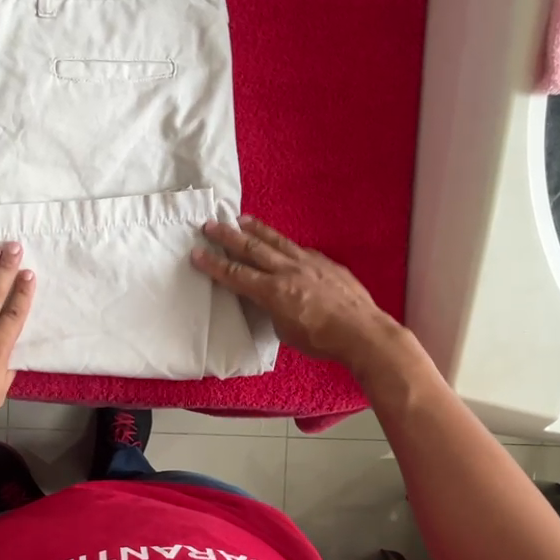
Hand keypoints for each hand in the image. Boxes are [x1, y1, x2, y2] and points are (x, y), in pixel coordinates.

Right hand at [191, 217, 407, 374]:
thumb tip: (271, 302)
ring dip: (256, 230)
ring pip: (277, 241)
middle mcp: (287, 271)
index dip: (213, 264)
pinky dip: (285, 245)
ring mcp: (309, 263)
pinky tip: (281, 243)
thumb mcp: (284, 331)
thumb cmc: (320, 340)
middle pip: (252, 249)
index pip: (235, 275)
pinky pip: (300, 250)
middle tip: (211, 225)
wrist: (361, 332)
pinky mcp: (326, 263)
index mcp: (272, 292)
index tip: (197, 253)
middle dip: (228, 236)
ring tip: (242, 220)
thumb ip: (273, 311)